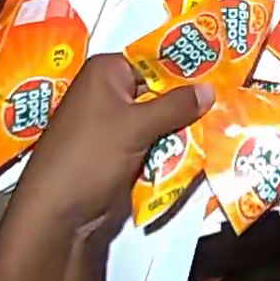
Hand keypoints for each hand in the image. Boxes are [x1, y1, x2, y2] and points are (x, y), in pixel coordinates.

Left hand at [7, 53, 212, 231]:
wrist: (53, 225)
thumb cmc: (88, 159)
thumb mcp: (136, 127)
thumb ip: (176, 104)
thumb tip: (211, 89)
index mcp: (105, 72)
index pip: (156, 55)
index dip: (188, 60)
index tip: (221, 64)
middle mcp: (108, 91)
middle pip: (160, 84)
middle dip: (190, 93)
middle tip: (227, 91)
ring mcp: (112, 123)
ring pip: (160, 113)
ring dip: (184, 119)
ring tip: (221, 115)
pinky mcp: (118, 151)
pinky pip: (154, 136)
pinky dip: (173, 140)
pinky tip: (200, 140)